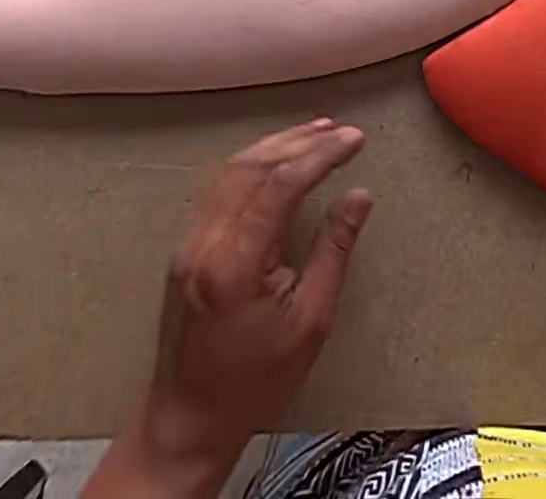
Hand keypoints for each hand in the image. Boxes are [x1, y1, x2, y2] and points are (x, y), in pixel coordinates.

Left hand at [87, 119, 372, 498]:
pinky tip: (278, 155)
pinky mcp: (186, 244)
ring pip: (232, 170)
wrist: (189, 417)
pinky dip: (254, 162)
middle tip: (341, 129)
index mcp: (234, 264)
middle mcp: (204, 242)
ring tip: (317, 129)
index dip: (321, 155)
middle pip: (252, 167)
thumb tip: (359, 196)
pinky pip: (221, 186)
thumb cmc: (258, 378)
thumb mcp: (311, 321)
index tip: (355, 139)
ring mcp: (188, 240)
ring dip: (276, 144)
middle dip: (301, 141)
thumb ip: (333, 250)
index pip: (280, 185)